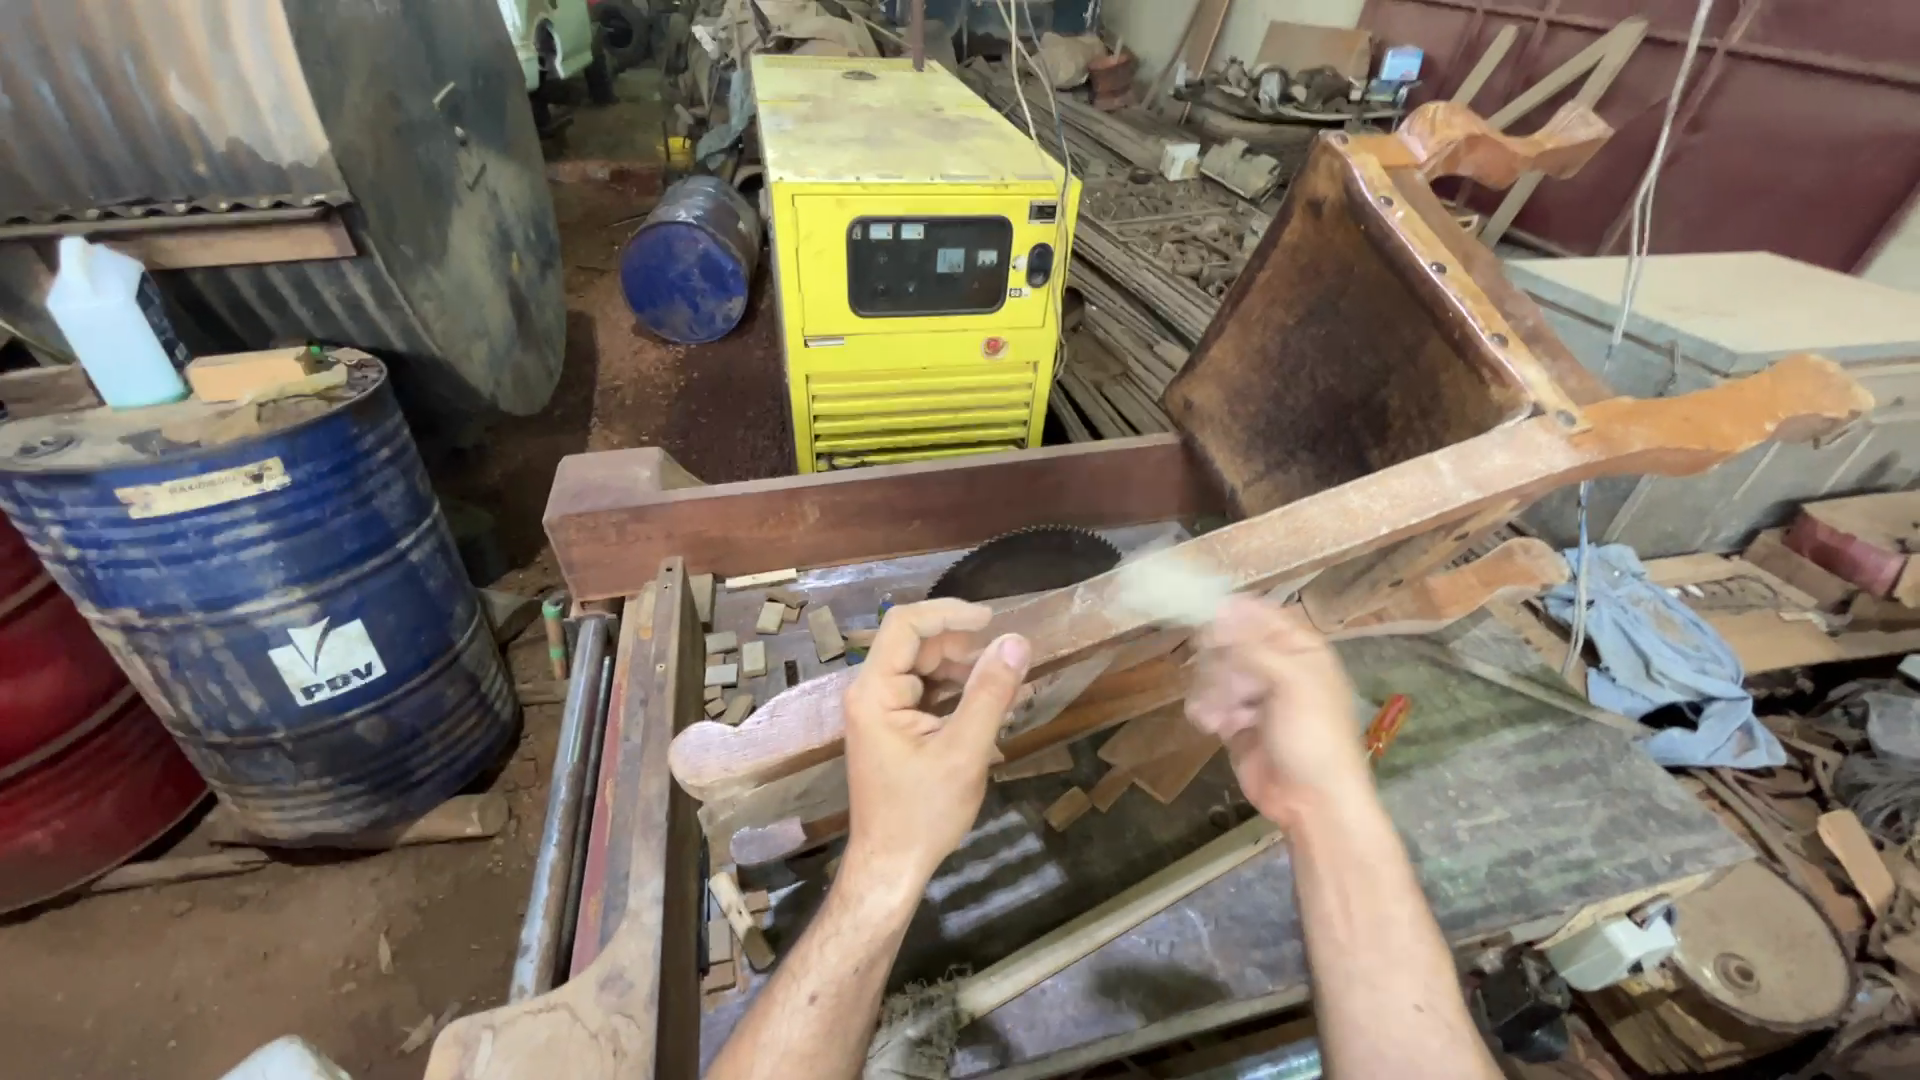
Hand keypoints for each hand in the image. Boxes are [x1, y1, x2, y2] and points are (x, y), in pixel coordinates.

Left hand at [840, 599, 1032, 907]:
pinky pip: (927, 693)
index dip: (949, 613)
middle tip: (1010, 665)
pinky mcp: (893, 727)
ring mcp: (881, 711)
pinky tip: (993, 706)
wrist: (891, 867)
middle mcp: (871, 693)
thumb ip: (989, 693)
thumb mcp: (964, 752)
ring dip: (967, 671)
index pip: (906, 625)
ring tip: (1010, 687)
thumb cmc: (922, 814)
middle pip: (918, 646)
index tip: (992, 620)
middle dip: (965, 648)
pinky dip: (959, 694)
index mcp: (875, 692)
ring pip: (926, 668)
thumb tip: (1017, 642)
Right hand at [1186, 597, 1370, 825]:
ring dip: (1210, 689)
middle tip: (1219, 678)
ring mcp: (1254, 696)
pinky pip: (1208, 701)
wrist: (1312, 801)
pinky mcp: (1235, 722)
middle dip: (1219, 661)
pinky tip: (1211, 725)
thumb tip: (1215, 617)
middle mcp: (1276, 668)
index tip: (1203, 618)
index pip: (1262, 616)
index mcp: (1301, 651)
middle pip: (1231, 643)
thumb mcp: (1291, 682)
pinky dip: (1206, 710)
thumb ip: (1251, 648)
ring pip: (1214, 672)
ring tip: (1217, 713)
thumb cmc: (1312, 736)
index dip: (1233, 615)